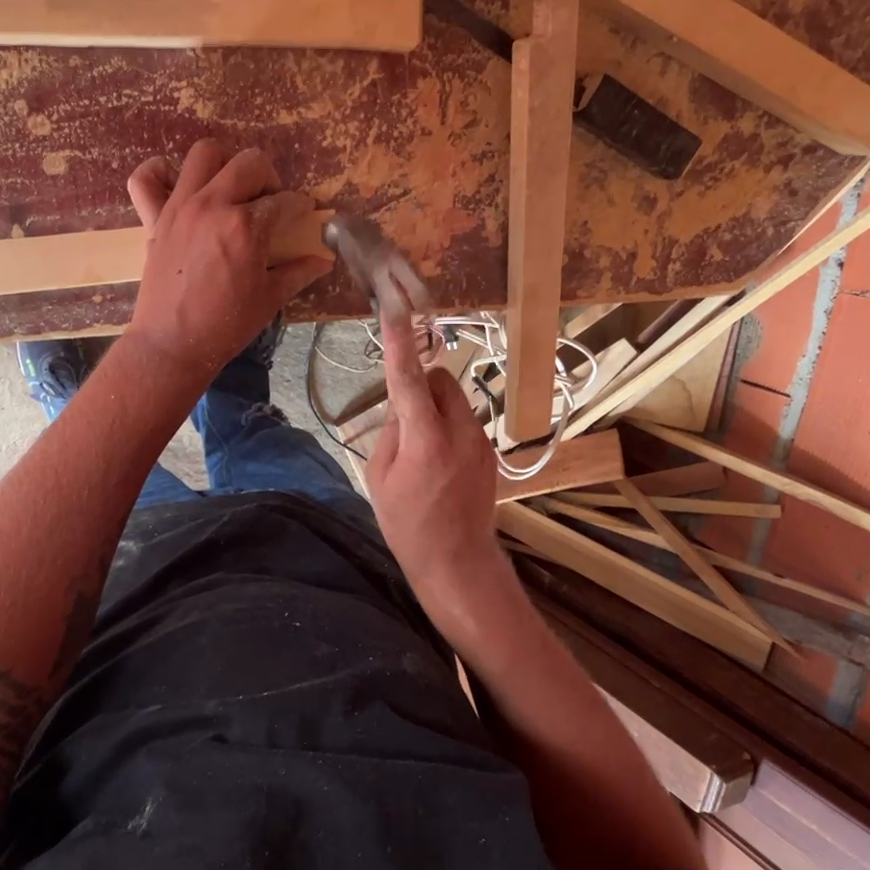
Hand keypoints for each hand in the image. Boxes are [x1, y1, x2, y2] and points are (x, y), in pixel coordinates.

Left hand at [121, 140, 333, 383]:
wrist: (172, 345)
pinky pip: (146, 178)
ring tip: (230, 191)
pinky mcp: (155, 218)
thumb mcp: (269, 299)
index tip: (301, 216)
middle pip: (250, 163)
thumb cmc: (226, 326)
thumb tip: (324, 259)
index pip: (284, 202)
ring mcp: (181, 207)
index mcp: (247, 228)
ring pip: (205, 154)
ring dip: (224, 165)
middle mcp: (214, 205)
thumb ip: (298, 273)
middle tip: (268, 204)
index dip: (299, 208)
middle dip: (269, 179)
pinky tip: (178, 188)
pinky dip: (159, 173)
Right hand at [364, 308, 510, 608]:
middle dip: (421, 386)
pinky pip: (465, 423)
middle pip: (441, 380)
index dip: (399, 342)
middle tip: (402, 421)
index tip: (393, 308)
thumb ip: (390, 433)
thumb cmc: (407, 525)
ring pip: (455, 401)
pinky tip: (438, 466)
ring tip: (421, 453)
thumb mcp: (379, 479)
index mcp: (425, 439)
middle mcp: (460, 431)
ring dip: (435, 410)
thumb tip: (401, 404)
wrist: (456, 562)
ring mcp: (481, 441)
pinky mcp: (490, 453)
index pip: (408, 379)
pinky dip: (447, 428)